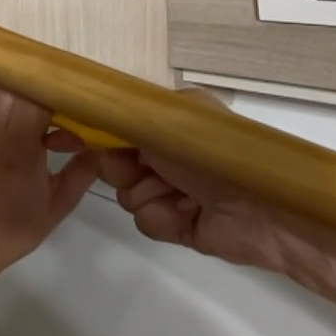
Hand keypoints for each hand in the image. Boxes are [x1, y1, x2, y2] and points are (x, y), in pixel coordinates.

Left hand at [0, 76, 97, 284]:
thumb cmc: (15, 224)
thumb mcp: (59, 203)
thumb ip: (82, 171)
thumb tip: (100, 143)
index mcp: (19, 145)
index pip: (37, 96)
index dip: (57, 90)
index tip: (74, 96)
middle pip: (13, 80)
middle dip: (38, 81)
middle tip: (55, 95)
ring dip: (10, 76)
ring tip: (29, 90)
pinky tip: (0, 88)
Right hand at [76, 91, 335, 284]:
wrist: (270, 213)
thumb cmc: (219, 156)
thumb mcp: (170, 120)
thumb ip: (125, 115)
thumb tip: (84, 111)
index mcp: (168, 122)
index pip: (114, 123)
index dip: (90, 130)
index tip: (65, 137)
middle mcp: (166, 153)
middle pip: (112, 161)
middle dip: (123, 168)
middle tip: (147, 168)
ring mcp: (172, 189)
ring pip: (126, 194)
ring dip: (150, 195)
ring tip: (182, 195)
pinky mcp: (179, 224)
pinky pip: (146, 221)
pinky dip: (164, 219)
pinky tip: (189, 215)